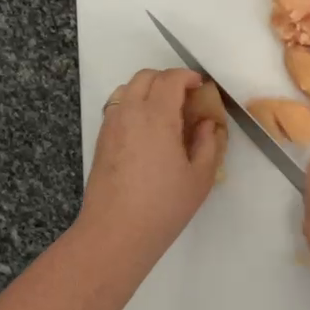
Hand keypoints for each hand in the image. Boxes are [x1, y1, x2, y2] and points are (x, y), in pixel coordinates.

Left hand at [78, 68, 222, 255]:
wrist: (115, 231)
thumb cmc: (163, 206)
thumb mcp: (200, 178)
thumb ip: (208, 144)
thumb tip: (207, 123)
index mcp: (157, 116)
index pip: (170, 79)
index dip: (188, 77)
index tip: (200, 87)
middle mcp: (130, 112)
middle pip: (146, 77)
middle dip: (167, 80)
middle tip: (186, 98)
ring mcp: (111, 125)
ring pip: (127, 89)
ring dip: (147, 91)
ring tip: (165, 113)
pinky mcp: (101, 140)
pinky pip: (117, 108)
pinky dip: (133, 106)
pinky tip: (146, 131)